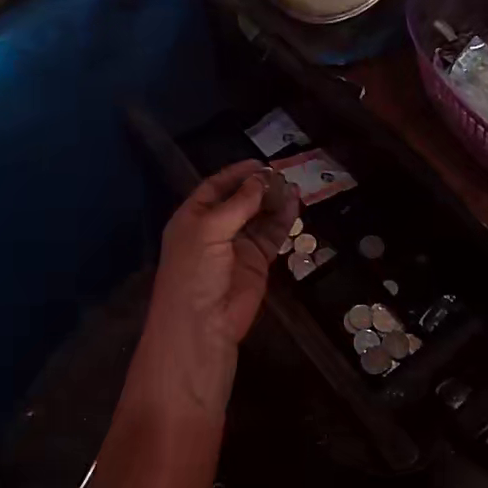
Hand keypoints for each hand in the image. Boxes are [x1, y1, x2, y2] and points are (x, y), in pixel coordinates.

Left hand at [142, 160, 298, 398]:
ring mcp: (236, 246)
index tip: (260, 162)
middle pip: (240, 200)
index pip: (215, 187)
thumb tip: (261, 179)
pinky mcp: (256, 263)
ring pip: (259, 216)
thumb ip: (238, 203)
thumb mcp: (210, 230)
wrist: (202, 324)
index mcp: (192, 217)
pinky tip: (295, 204)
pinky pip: (272, 235)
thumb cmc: (194, 271)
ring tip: (293, 186)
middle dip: (259, 187)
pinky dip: (283, 220)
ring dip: (274, 201)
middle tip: (283, 174)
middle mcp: (214, 229)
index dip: (236, 174)